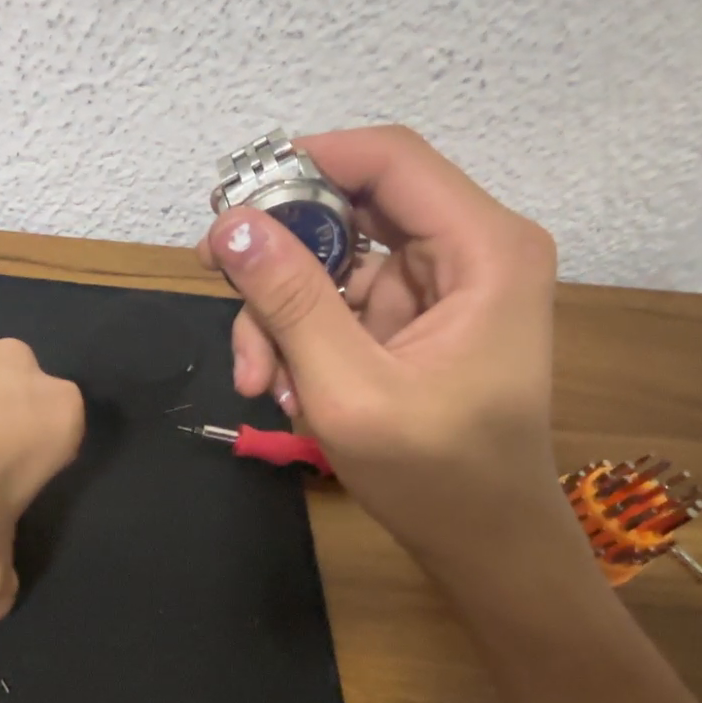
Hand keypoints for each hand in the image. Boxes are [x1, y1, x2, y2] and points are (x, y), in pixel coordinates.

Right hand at [199, 126, 574, 569]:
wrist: (481, 541)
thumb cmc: (432, 475)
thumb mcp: (348, 389)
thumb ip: (290, 302)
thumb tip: (231, 227)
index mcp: (483, 249)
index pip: (389, 161)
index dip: (307, 161)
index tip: (232, 199)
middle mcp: (466, 251)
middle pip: (350, 212)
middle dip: (280, 260)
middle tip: (218, 285)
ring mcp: (434, 288)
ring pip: (330, 265)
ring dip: (280, 319)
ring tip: (257, 383)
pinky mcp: (408, 322)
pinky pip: (335, 306)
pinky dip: (298, 343)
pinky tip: (286, 392)